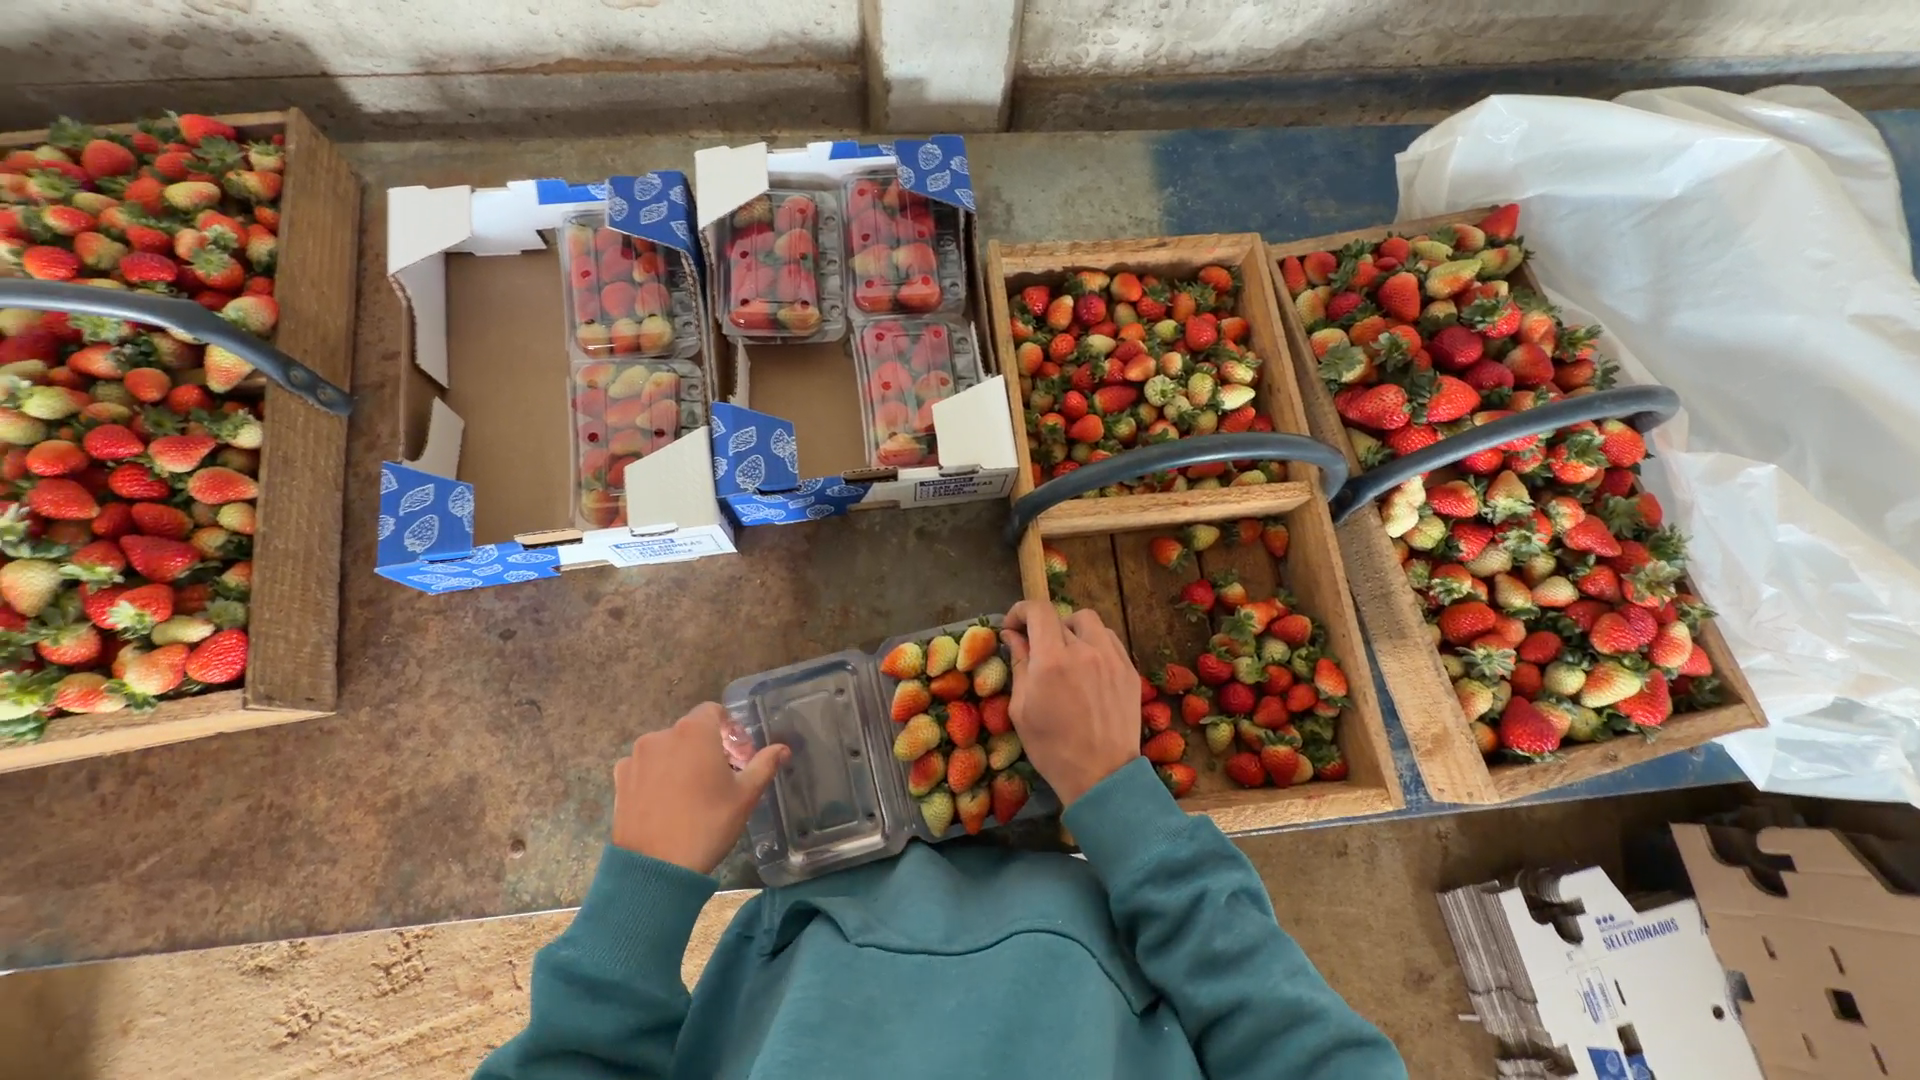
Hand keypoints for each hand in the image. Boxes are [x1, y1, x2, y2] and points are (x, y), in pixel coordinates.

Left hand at [611, 703, 787, 873]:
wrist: (655, 869)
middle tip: (723, 776)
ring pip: (667, 749)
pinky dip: (658, 775)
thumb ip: (764, 765)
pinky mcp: (620, 779)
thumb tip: (782, 749)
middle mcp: (661, 736)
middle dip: (708, 747)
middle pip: (690, 731)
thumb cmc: (707, 824)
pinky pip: (645, 767)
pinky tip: (667, 802)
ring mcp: (636, 757)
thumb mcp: (745, 795)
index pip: (713, 711)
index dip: (730, 728)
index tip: (739, 754)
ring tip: (693, 793)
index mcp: (694, 732)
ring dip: (682, 761)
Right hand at [1001, 601, 1141, 805]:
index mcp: (1052, 659)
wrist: (1101, 775)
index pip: (1038, 610)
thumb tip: (1013, 636)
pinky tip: (1087, 665)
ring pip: (1088, 622)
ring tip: (1064, 653)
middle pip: (1060, 617)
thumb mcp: (1021, 708)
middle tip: (1036, 649)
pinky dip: (1094, 643)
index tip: (1012, 626)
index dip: (1021, 611)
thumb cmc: (1052, 747)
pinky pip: (1109, 640)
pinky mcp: (1128, 670)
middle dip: (1042, 628)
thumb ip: (1019, 664)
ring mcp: (1111, 658)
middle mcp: (1085, 650)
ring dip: (1071, 630)